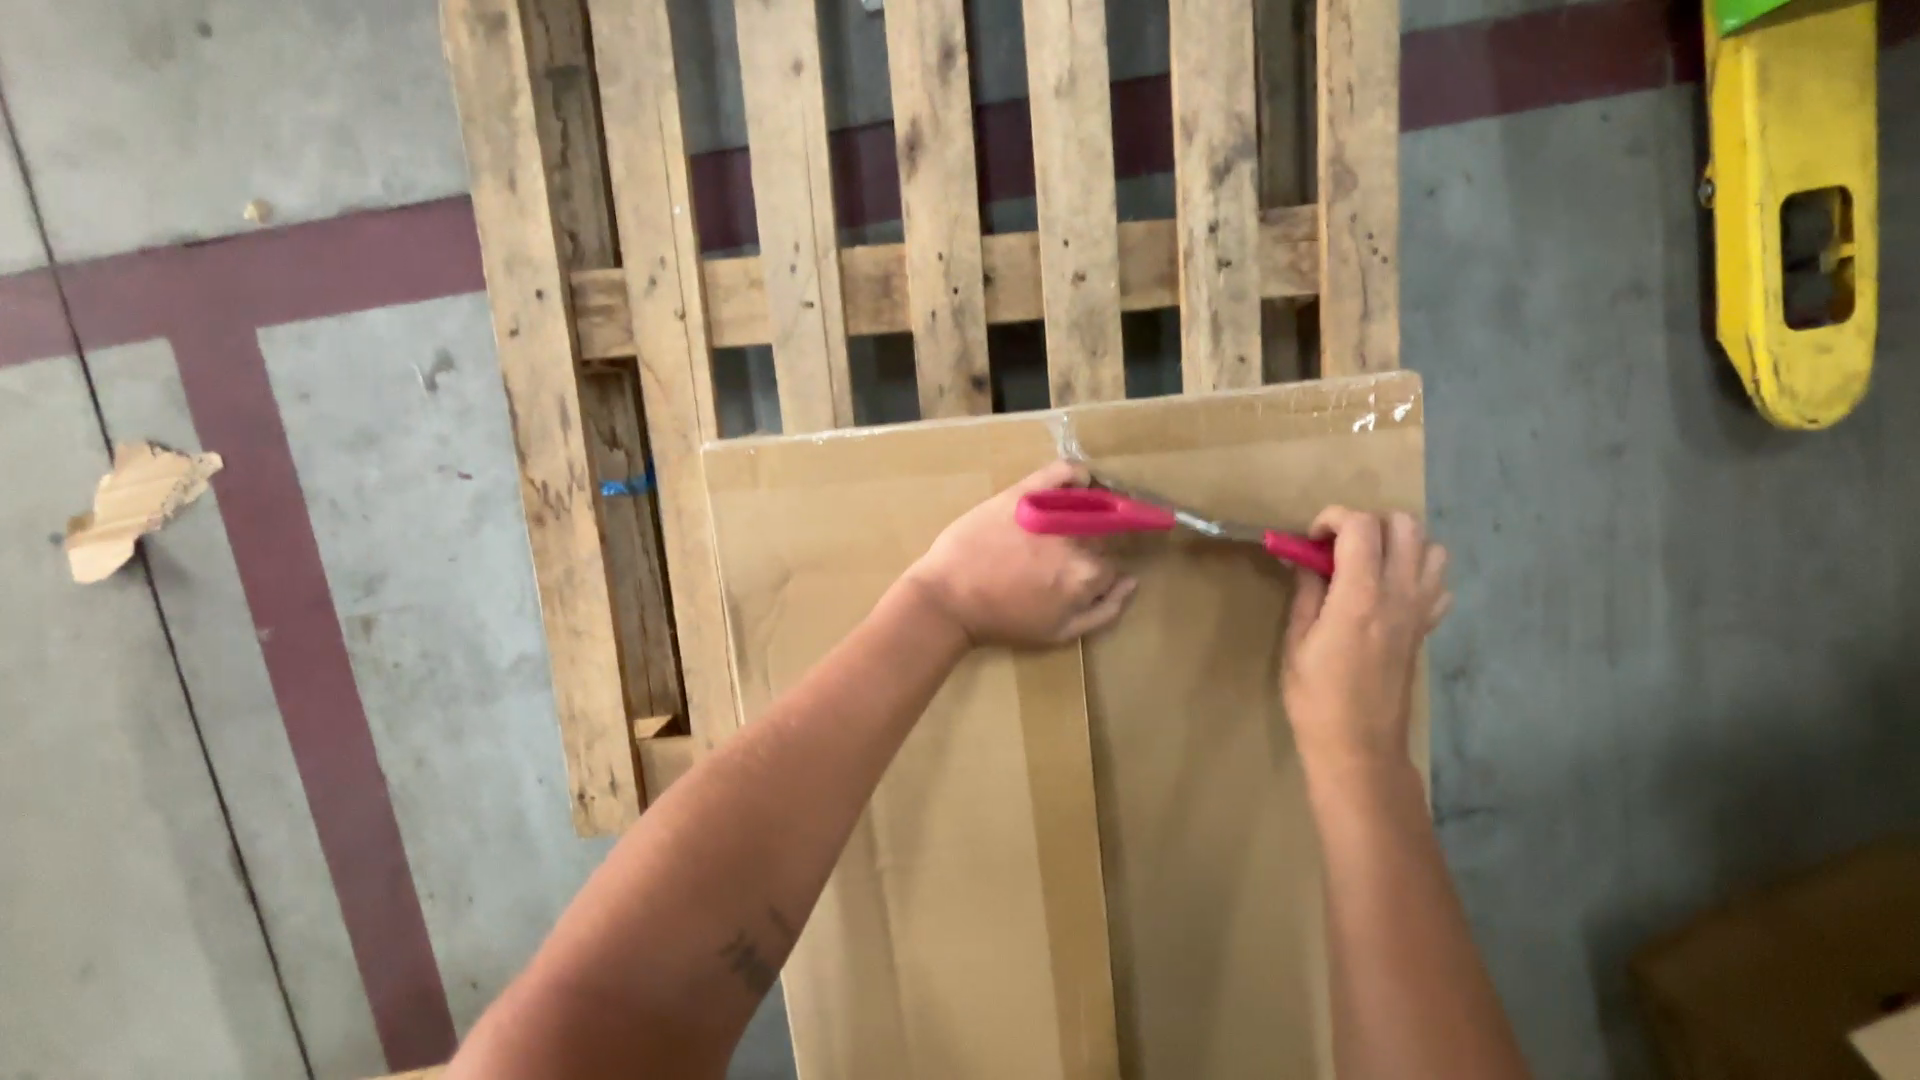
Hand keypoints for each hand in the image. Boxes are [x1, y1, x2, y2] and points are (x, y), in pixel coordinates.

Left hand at [903, 461, 1138, 647]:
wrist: (949, 600)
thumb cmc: (1003, 621)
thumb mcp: (1060, 633)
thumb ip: (1105, 611)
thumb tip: (1132, 582)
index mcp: (1086, 574)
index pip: (1111, 565)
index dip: (1098, 572)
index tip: (1082, 575)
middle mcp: (1074, 538)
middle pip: (1102, 532)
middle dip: (1095, 540)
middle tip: (1073, 548)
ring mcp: (1048, 512)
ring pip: (1089, 502)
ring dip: (1093, 506)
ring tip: (1081, 515)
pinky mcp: (1022, 494)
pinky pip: (1061, 471)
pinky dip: (1074, 474)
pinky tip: (1075, 483)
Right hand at [1281, 507, 1450, 773]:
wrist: (1359, 746)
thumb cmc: (1316, 697)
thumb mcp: (1296, 642)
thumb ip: (1306, 593)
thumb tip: (1305, 560)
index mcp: (1360, 596)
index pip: (1361, 526)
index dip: (1332, 518)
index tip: (1310, 539)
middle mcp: (1399, 594)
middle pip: (1403, 524)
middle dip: (1366, 524)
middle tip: (1336, 548)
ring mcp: (1420, 611)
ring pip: (1430, 546)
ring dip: (1398, 544)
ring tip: (1366, 565)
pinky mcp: (1427, 628)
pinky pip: (1439, 583)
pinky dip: (1418, 573)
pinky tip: (1389, 591)